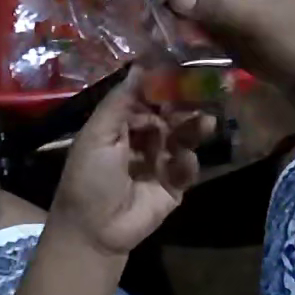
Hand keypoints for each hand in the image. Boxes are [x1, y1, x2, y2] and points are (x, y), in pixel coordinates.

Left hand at [51, 68, 213, 255]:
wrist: (95, 230)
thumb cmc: (90, 177)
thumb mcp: (99, 133)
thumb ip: (121, 101)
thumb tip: (141, 64)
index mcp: (121, 124)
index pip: (146, 97)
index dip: (162, 84)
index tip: (181, 68)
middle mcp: (143, 138)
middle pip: (169, 114)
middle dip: (184, 105)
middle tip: (201, 94)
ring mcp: (160, 161)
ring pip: (183, 137)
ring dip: (193, 128)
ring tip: (205, 123)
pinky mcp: (174, 184)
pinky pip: (188, 166)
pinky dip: (188, 162)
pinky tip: (182, 161)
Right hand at [159, 0, 294, 93]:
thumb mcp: (256, 20)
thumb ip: (213, 7)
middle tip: (154, 24)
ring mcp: (229, 6)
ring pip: (189, 4)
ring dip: (174, 20)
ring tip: (162, 41)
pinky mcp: (227, 31)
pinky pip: (198, 28)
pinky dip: (185, 37)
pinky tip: (177, 51)